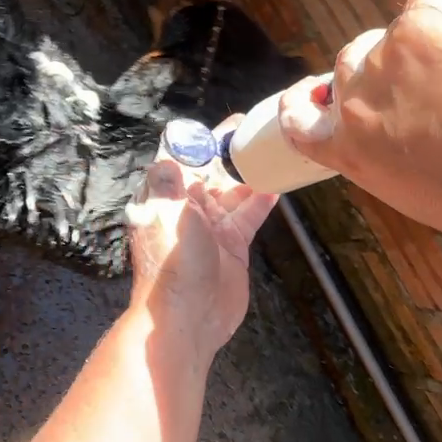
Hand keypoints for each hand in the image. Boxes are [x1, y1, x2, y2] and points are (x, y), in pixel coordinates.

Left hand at [124, 132, 277, 360]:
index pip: (179, 156)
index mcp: (165, 194)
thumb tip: (167, 148)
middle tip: (251, 129)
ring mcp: (210, 225)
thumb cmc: (172, 261)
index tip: (220, 124)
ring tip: (269, 151)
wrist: (187, 318)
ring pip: (231, 191)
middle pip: (208, 170)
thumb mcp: (166, 212)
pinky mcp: (232, 244)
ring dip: (247, 173)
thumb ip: (170, 179)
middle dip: (226, 150)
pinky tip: (276, 185)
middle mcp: (186, 206)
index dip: (198, 138)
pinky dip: (261, 201)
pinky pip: (248, 215)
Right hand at [275, 0, 441, 245]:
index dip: (306, 101)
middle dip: (394, 65)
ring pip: (405, 32)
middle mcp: (356, 102)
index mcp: (356, 153)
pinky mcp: (425, 21)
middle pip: (355, 61)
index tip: (315, 93)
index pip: (301, 118)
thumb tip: (429, 128)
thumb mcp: (437, 197)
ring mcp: (387, 56)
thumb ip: (408, 157)